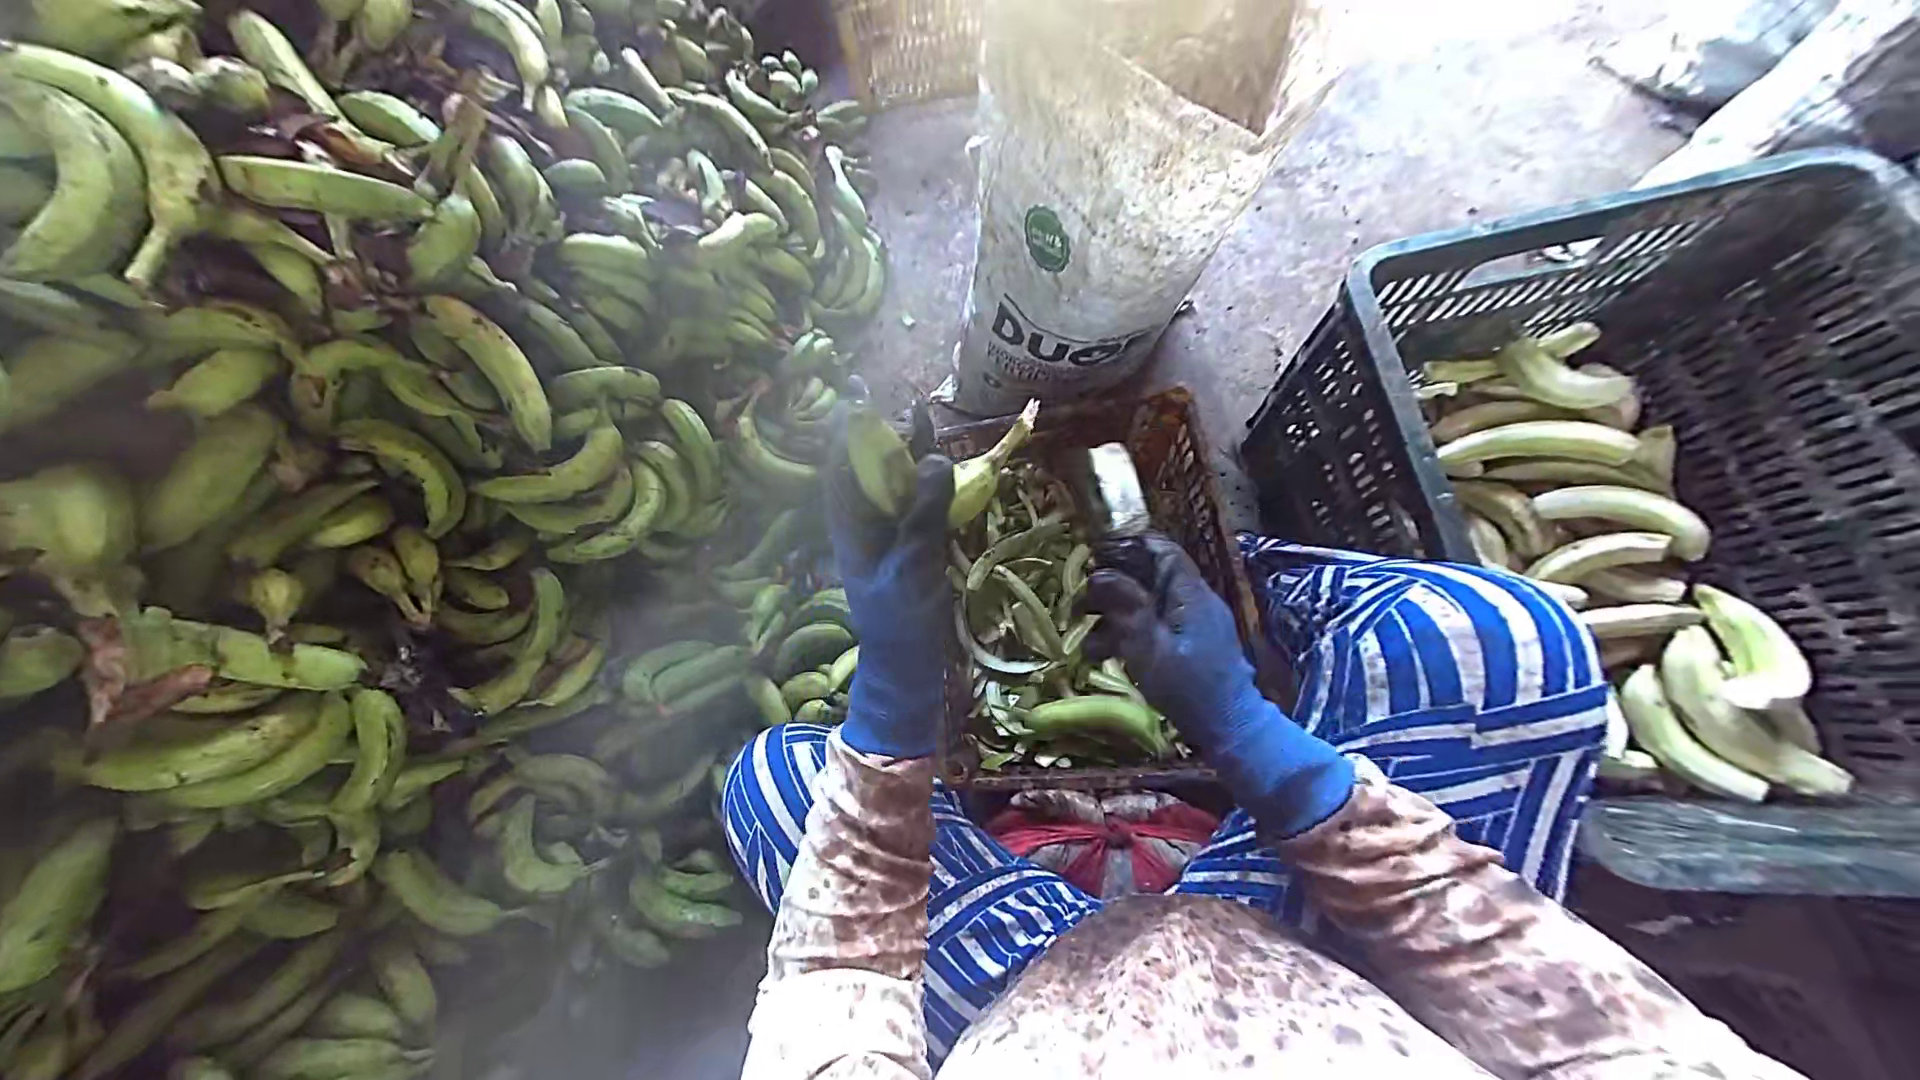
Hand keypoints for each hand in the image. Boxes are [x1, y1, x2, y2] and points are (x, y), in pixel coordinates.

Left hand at [827, 415, 953, 758]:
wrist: (908, 663)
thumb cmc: (900, 621)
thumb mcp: (910, 569)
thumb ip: (922, 517)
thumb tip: (937, 461)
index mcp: (849, 524)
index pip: (841, 465)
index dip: (848, 427)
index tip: (858, 390)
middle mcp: (866, 521)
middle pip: (871, 466)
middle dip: (887, 433)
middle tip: (911, 405)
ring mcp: (890, 531)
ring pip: (898, 481)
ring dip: (913, 452)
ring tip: (927, 420)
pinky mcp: (912, 541)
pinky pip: (920, 501)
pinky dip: (933, 481)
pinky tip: (948, 466)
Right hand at [1083, 536, 1353, 837]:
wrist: (1230, 729)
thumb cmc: (1189, 688)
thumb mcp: (1150, 647)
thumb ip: (1127, 608)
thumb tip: (1100, 574)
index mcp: (1190, 594)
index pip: (1162, 550)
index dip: (1128, 544)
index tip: (1096, 552)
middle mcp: (1193, 600)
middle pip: (1148, 575)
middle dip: (1111, 584)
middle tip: (1080, 600)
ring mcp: (1191, 622)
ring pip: (1145, 602)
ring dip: (1113, 613)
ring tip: (1085, 634)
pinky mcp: (1187, 643)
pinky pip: (1152, 625)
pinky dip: (1126, 633)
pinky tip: (1100, 653)